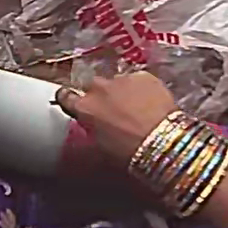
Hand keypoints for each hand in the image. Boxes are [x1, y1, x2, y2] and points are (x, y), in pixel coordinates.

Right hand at [53, 72, 177, 165]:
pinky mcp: (144, 75)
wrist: (163, 141)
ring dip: (122, 91)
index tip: (73, 101)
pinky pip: (138, 80)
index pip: (65, 96)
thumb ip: (90, 129)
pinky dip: (141, 88)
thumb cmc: (128, 153)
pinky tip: (151, 102)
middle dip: (99, 95)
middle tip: (112, 110)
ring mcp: (122, 79)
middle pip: (93, 86)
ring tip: (135, 107)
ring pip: (117, 82)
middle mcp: (99, 88)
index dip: (69, 98)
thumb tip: (91, 125)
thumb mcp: (100, 148)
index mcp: (83, 108)